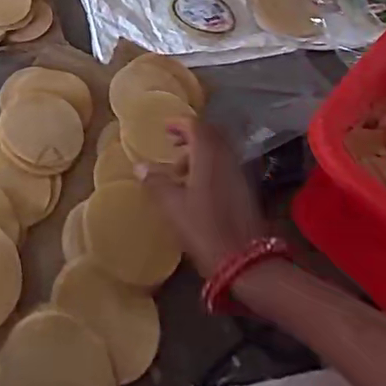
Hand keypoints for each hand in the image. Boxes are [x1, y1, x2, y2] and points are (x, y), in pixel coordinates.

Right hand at [140, 119, 269, 279]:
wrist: (245, 261)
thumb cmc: (204, 228)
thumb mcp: (173, 206)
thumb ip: (156, 182)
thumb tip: (139, 166)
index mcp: (208, 155)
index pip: (195, 126)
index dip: (179, 123)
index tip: (164, 129)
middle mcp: (226, 158)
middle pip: (210, 135)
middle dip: (190, 136)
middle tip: (172, 146)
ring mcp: (238, 174)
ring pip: (218, 151)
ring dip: (199, 153)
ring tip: (179, 172)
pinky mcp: (245, 190)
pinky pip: (224, 166)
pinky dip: (209, 166)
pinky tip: (197, 188)